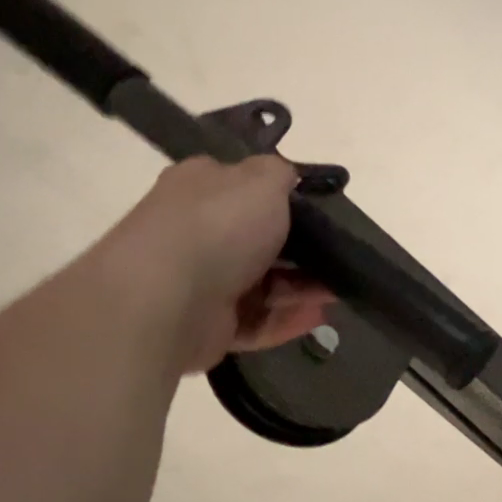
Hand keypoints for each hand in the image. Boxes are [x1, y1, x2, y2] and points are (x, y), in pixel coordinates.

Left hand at [93, 155, 334, 372]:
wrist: (162, 298)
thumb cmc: (218, 226)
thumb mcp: (262, 180)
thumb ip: (281, 174)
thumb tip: (287, 177)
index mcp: (200, 189)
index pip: (241, 187)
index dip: (281, 197)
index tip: (319, 210)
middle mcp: (196, 232)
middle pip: (258, 240)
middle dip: (302, 249)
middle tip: (339, 255)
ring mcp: (200, 282)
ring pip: (262, 284)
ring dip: (301, 287)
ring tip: (339, 290)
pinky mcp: (207, 327)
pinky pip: (255, 322)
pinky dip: (287, 320)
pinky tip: (319, 316)